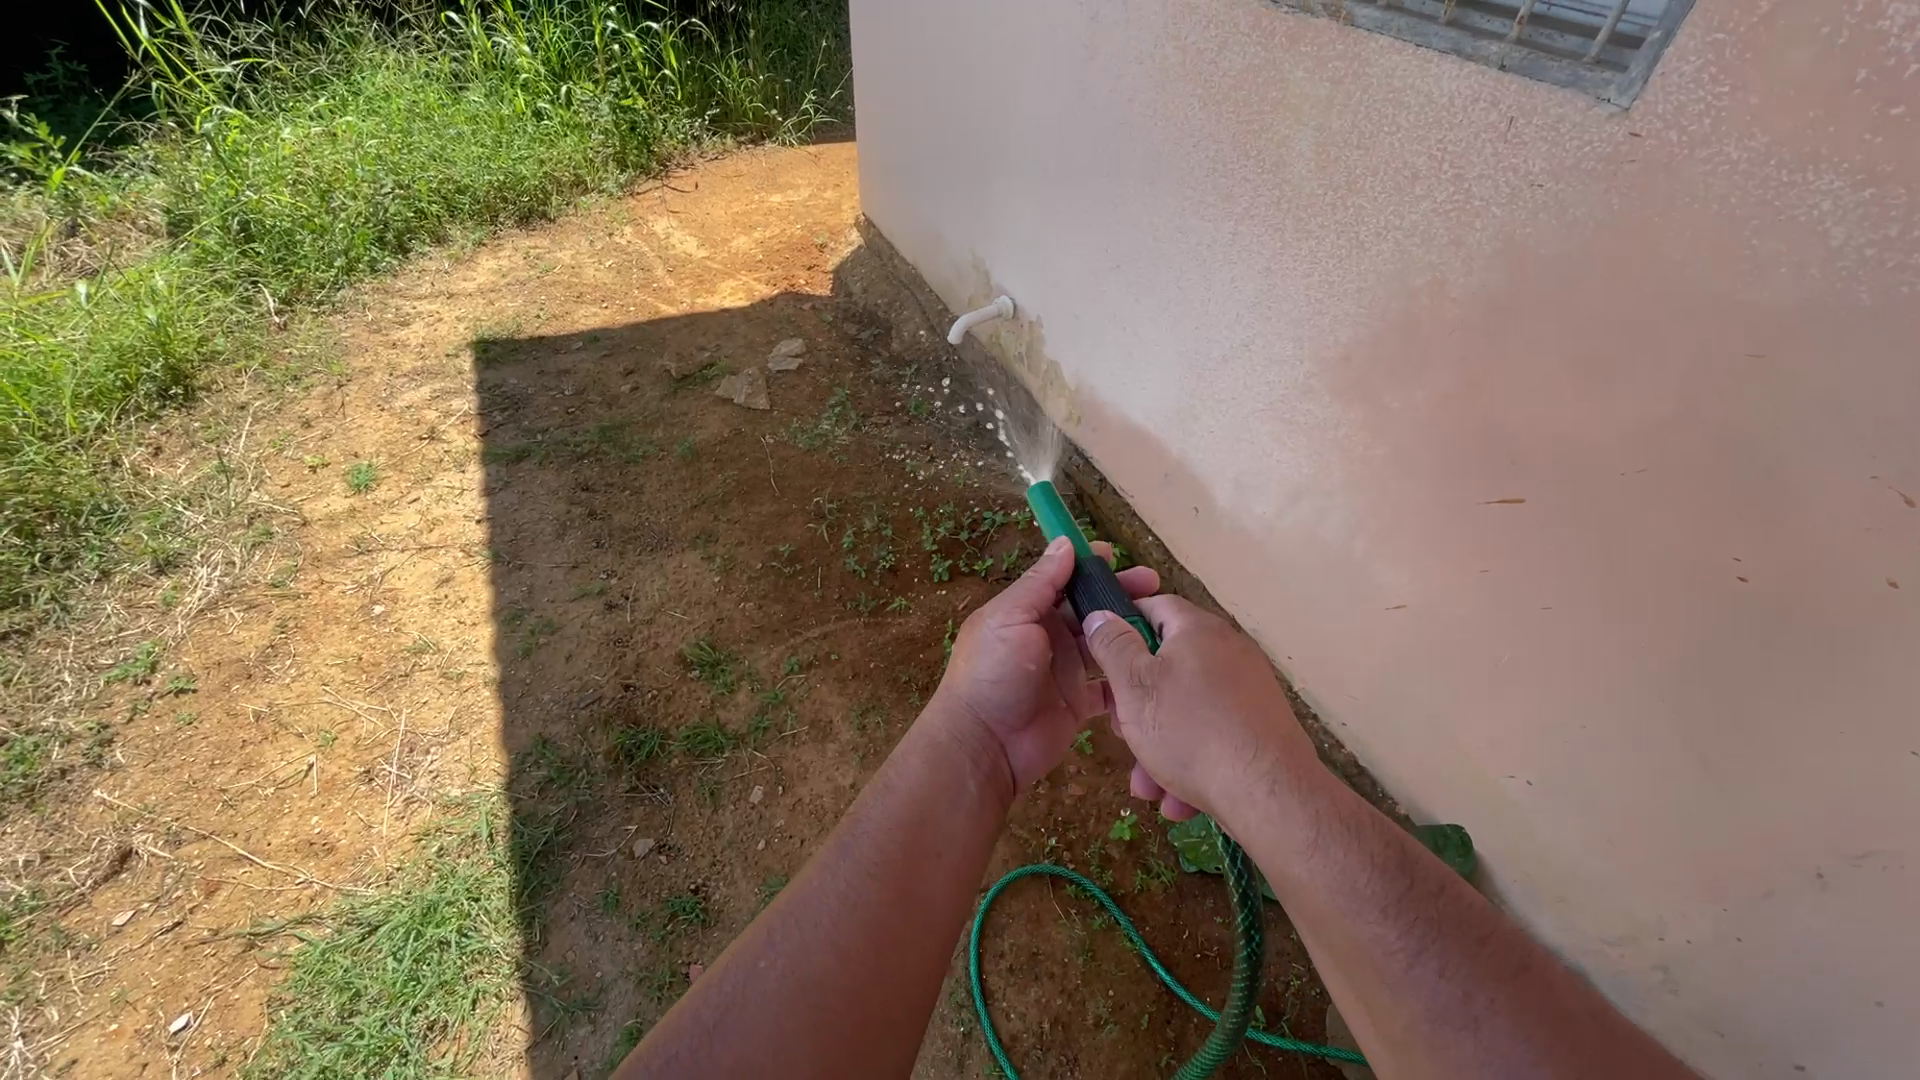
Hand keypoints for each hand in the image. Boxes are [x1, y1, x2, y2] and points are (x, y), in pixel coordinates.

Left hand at [933, 536, 1159, 789]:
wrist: (984, 745)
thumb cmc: (992, 673)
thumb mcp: (1010, 617)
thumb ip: (1040, 582)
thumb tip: (1065, 542)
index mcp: (1026, 612)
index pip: (1062, 580)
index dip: (1088, 567)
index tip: (1117, 556)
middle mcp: (1046, 637)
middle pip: (1088, 609)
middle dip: (1118, 595)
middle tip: (1154, 585)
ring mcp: (1064, 671)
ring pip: (1103, 643)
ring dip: (1128, 631)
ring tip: (1161, 621)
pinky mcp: (1078, 703)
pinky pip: (1109, 686)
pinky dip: (1127, 676)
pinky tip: (1151, 665)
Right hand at [1082, 596, 1319, 827]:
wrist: (1269, 793)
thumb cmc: (1190, 731)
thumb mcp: (1134, 686)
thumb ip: (1113, 646)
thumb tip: (1099, 614)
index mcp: (1198, 629)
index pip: (1154, 606)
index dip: (1123, 626)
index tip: (1102, 657)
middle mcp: (1229, 651)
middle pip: (1167, 667)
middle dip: (1137, 706)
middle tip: (1122, 733)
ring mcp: (1249, 690)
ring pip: (1187, 711)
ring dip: (1159, 747)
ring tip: (1148, 786)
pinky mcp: (1261, 727)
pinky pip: (1213, 735)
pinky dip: (1192, 761)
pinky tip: (1178, 800)